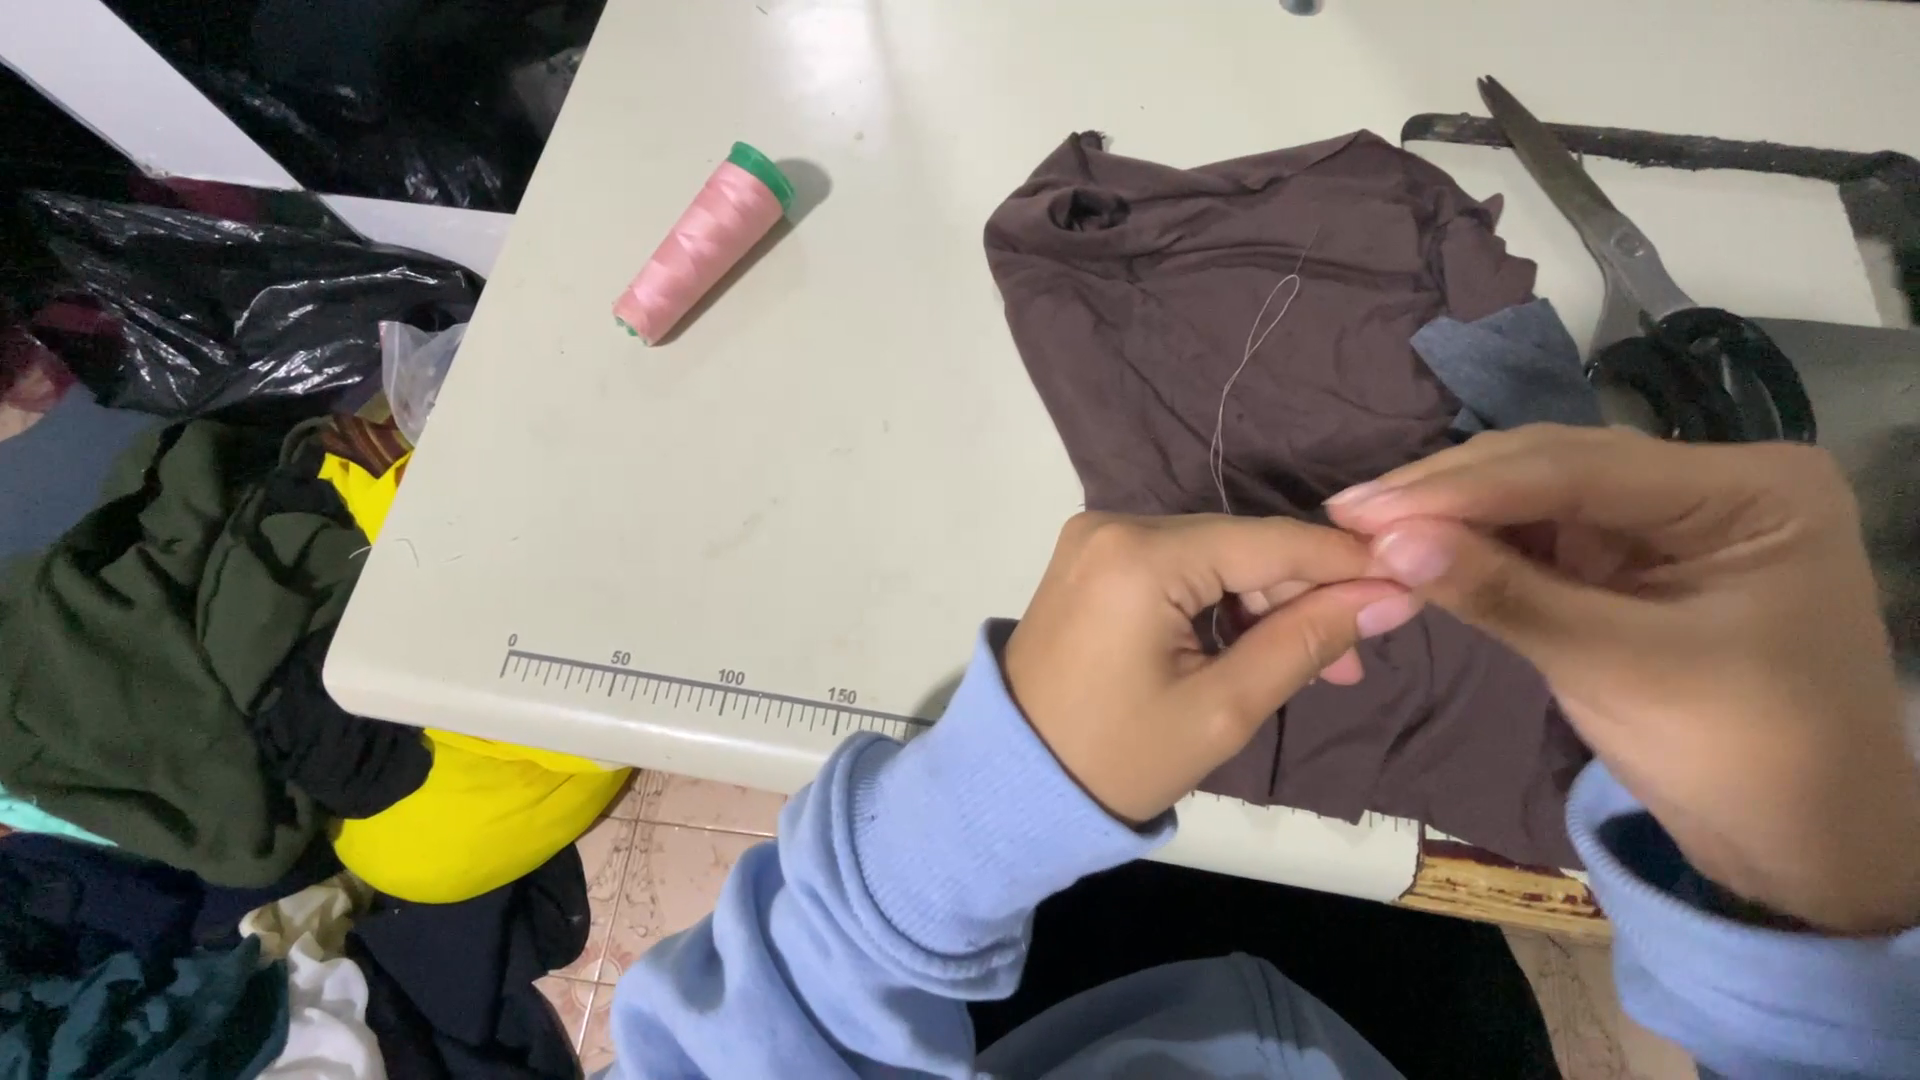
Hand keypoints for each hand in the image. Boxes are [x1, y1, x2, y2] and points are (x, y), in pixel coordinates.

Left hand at [1002, 513, 1416, 825]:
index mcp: (1139, 556)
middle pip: (1237, 545)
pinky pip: (1173, 566)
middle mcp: (1112, 525)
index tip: (1410, 586)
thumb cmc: (1116, 757)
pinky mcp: (1089, 560)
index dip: (1345, 561)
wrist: (1014, 779)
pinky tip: (1249, 644)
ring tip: (1309, 665)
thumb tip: (1390, 595)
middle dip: (1299, 596)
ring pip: (1209, 555)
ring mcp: (1094, 539)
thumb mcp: (1222, 708)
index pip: (1268, 541)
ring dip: (1260, 603)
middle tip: (1352, 661)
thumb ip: (1304, 642)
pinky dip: (1214, 601)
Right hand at [1329, 425, 1919, 933]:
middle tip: (1346, 512)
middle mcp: (1698, 480)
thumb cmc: (1737, 751)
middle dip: (1442, 490)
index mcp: (1745, 491)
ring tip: (1360, 524)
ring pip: (1524, 487)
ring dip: (1442, 508)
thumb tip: (1386, 544)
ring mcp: (1652, 512)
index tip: (1363, 511)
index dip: (1460, 490)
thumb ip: (1501, 594)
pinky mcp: (1613, 548)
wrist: (1790, 830)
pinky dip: (1463, 536)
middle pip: (1544, 463)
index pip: (1574, 470)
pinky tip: (1409, 540)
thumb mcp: (1613, 666)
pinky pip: (1524, 526)